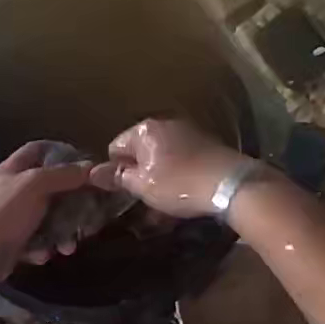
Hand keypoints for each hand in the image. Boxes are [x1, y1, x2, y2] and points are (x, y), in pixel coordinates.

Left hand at [0, 141, 94, 279]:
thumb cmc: (6, 215)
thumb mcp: (35, 186)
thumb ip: (63, 174)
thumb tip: (91, 167)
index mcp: (10, 170)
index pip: (38, 149)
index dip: (62, 152)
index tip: (85, 165)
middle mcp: (10, 191)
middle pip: (50, 188)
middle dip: (71, 203)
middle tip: (88, 216)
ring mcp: (10, 217)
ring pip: (47, 218)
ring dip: (62, 231)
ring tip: (67, 247)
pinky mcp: (11, 242)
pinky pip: (36, 240)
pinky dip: (43, 247)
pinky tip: (43, 255)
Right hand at [91, 118, 250, 218]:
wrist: (231, 185)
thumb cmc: (178, 184)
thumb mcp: (141, 185)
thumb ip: (117, 177)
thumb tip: (93, 172)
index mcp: (145, 130)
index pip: (115, 147)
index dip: (115, 169)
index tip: (122, 190)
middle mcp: (166, 124)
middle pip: (140, 150)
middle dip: (137, 172)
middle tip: (140, 196)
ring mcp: (188, 132)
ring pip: (161, 156)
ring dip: (156, 175)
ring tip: (161, 199)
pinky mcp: (206, 144)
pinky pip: (180, 159)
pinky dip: (175, 174)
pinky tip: (180, 192)